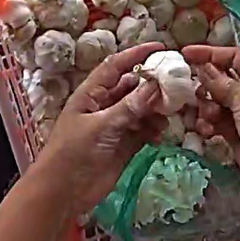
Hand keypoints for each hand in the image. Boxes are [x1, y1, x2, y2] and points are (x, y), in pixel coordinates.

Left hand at [29, 43, 165, 216]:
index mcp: (91, 94)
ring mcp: (115, 126)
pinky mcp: (123, 145)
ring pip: (141, 109)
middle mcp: (104, 106)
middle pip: (132, 87)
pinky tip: (162, 133)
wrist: (63, 192)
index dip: (137, 55)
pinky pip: (143, 131)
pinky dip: (154, 130)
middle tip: (176, 84)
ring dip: (155, 109)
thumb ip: (129, 107)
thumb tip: (155, 85)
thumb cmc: (73, 153)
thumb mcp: (101, 126)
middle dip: (152, 85)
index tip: (161, 48)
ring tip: (171, 112)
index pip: (116, 66)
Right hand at [180, 45, 239, 206]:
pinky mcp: (235, 130)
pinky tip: (206, 132)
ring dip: (207, 107)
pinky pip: (215, 119)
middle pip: (222, 78)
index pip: (234, 57)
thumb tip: (202, 66)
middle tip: (194, 94)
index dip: (210, 54)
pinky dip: (208, 123)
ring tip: (208, 119)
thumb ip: (222, 83)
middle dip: (206, 86)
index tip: (185, 54)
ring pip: (215, 100)